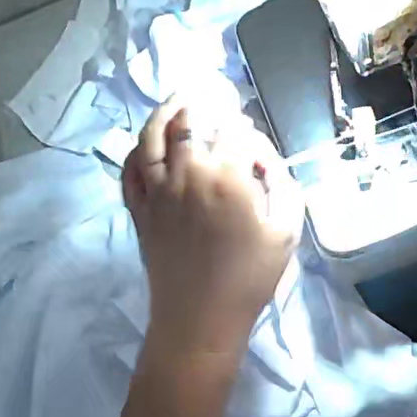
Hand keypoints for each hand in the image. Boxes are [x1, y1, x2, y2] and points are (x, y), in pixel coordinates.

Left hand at [122, 101, 302, 356]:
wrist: (200, 318)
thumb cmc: (249, 278)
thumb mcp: (286, 232)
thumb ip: (282, 185)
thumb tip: (263, 161)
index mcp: (227, 177)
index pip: (236, 132)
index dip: (249, 131)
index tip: (256, 145)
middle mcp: (187, 173)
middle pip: (191, 121)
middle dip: (206, 104)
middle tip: (216, 98)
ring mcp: (157, 189)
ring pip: (153, 134)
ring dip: (167, 110)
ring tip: (179, 99)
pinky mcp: (139, 208)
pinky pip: (130, 168)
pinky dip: (138, 148)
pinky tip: (148, 143)